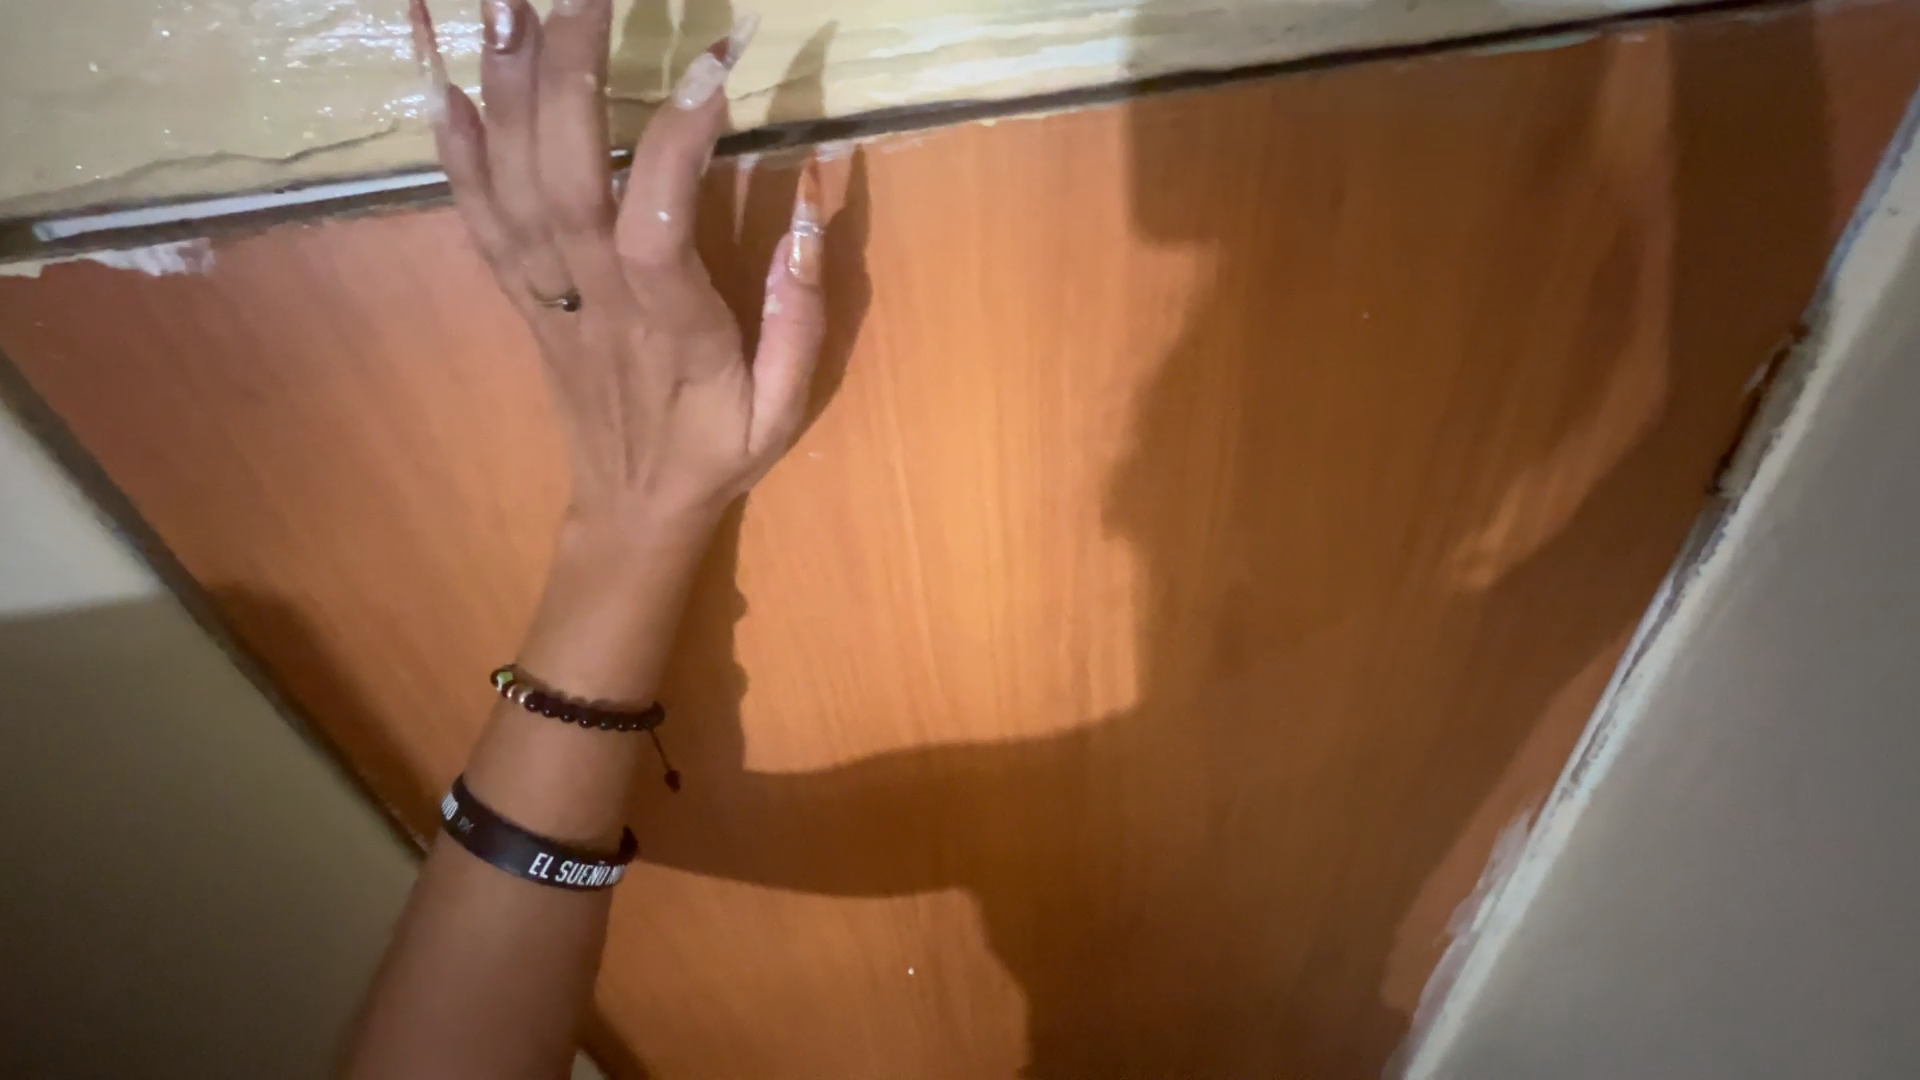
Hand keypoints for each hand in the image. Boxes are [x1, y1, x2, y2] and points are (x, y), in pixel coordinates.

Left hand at [410, 0, 826, 536]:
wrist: (634, 507)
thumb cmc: (717, 455)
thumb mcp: (786, 408)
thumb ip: (799, 321)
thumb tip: (806, 219)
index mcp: (674, 330)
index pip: (659, 219)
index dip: (679, 134)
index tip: (717, 60)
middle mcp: (599, 304)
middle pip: (565, 176)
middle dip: (570, 69)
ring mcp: (551, 301)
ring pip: (513, 186)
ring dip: (507, 86)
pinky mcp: (526, 304)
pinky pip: (477, 225)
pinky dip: (454, 156)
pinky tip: (445, 86)